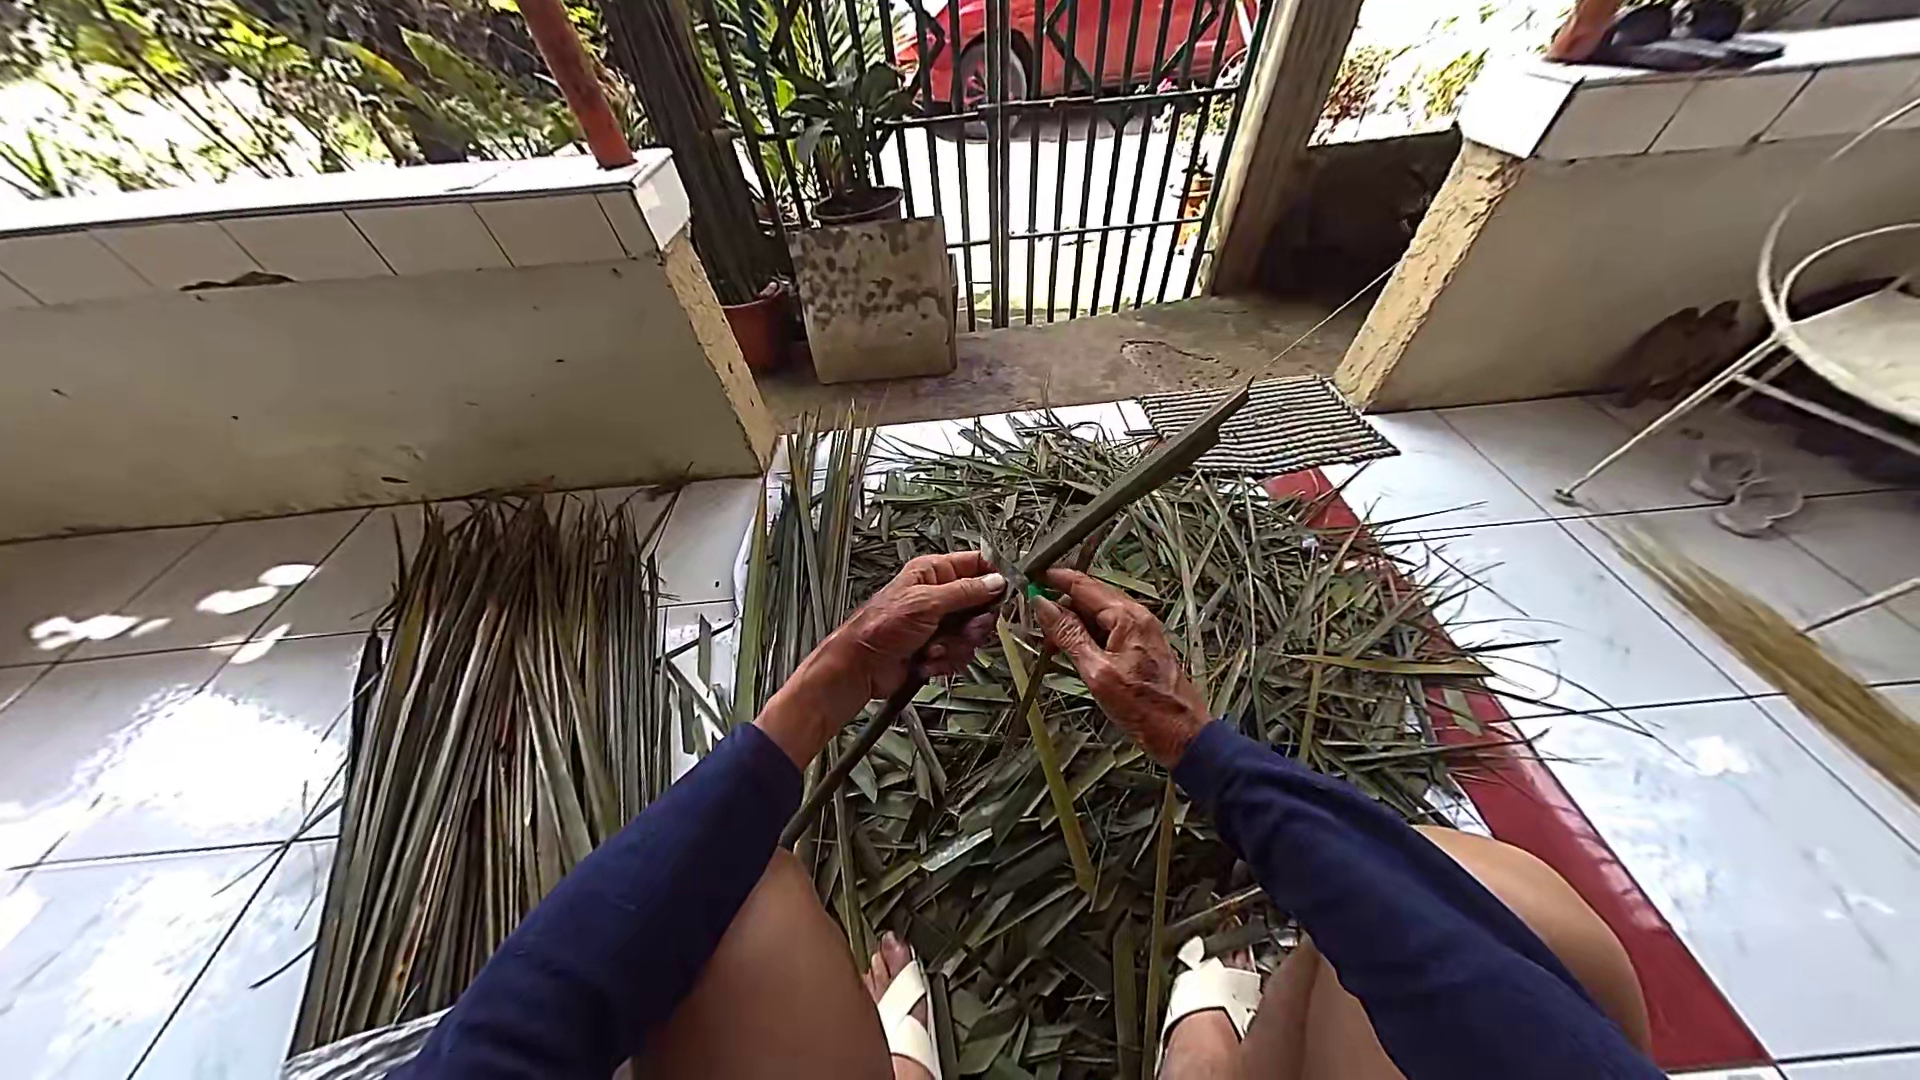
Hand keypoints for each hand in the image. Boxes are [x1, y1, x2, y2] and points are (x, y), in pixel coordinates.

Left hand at [757, 552, 1005, 767]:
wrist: (860, 668)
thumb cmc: (877, 628)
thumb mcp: (926, 603)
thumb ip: (965, 591)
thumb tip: (995, 581)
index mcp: (932, 573)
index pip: (976, 565)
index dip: (992, 579)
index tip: (1001, 595)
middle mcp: (938, 595)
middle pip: (981, 604)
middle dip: (973, 624)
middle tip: (962, 629)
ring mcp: (939, 623)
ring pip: (972, 633)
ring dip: (955, 645)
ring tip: (934, 647)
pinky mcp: (938, 647)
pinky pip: (960, 653)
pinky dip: (946, 660)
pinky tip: (927, 659)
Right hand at [1033, 569, 1210, 766]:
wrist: (1181, 735)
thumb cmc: (1146, 708)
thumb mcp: (1097, 671)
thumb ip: (1068, 635)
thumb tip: (1044, 606)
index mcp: (1127, 617)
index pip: (1083, 584)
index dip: (1054, 580)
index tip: (1031, 580)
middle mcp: (1136, 617)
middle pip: (1089, 596)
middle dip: (1060, 605)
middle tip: (1036, 620)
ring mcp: (1139, 630)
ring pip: (1096, 614)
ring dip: (1072, 623)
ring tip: (1051, 642)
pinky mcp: (1139, 646)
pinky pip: (1107, 629)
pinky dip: (1086, 635)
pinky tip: (1073, 651)